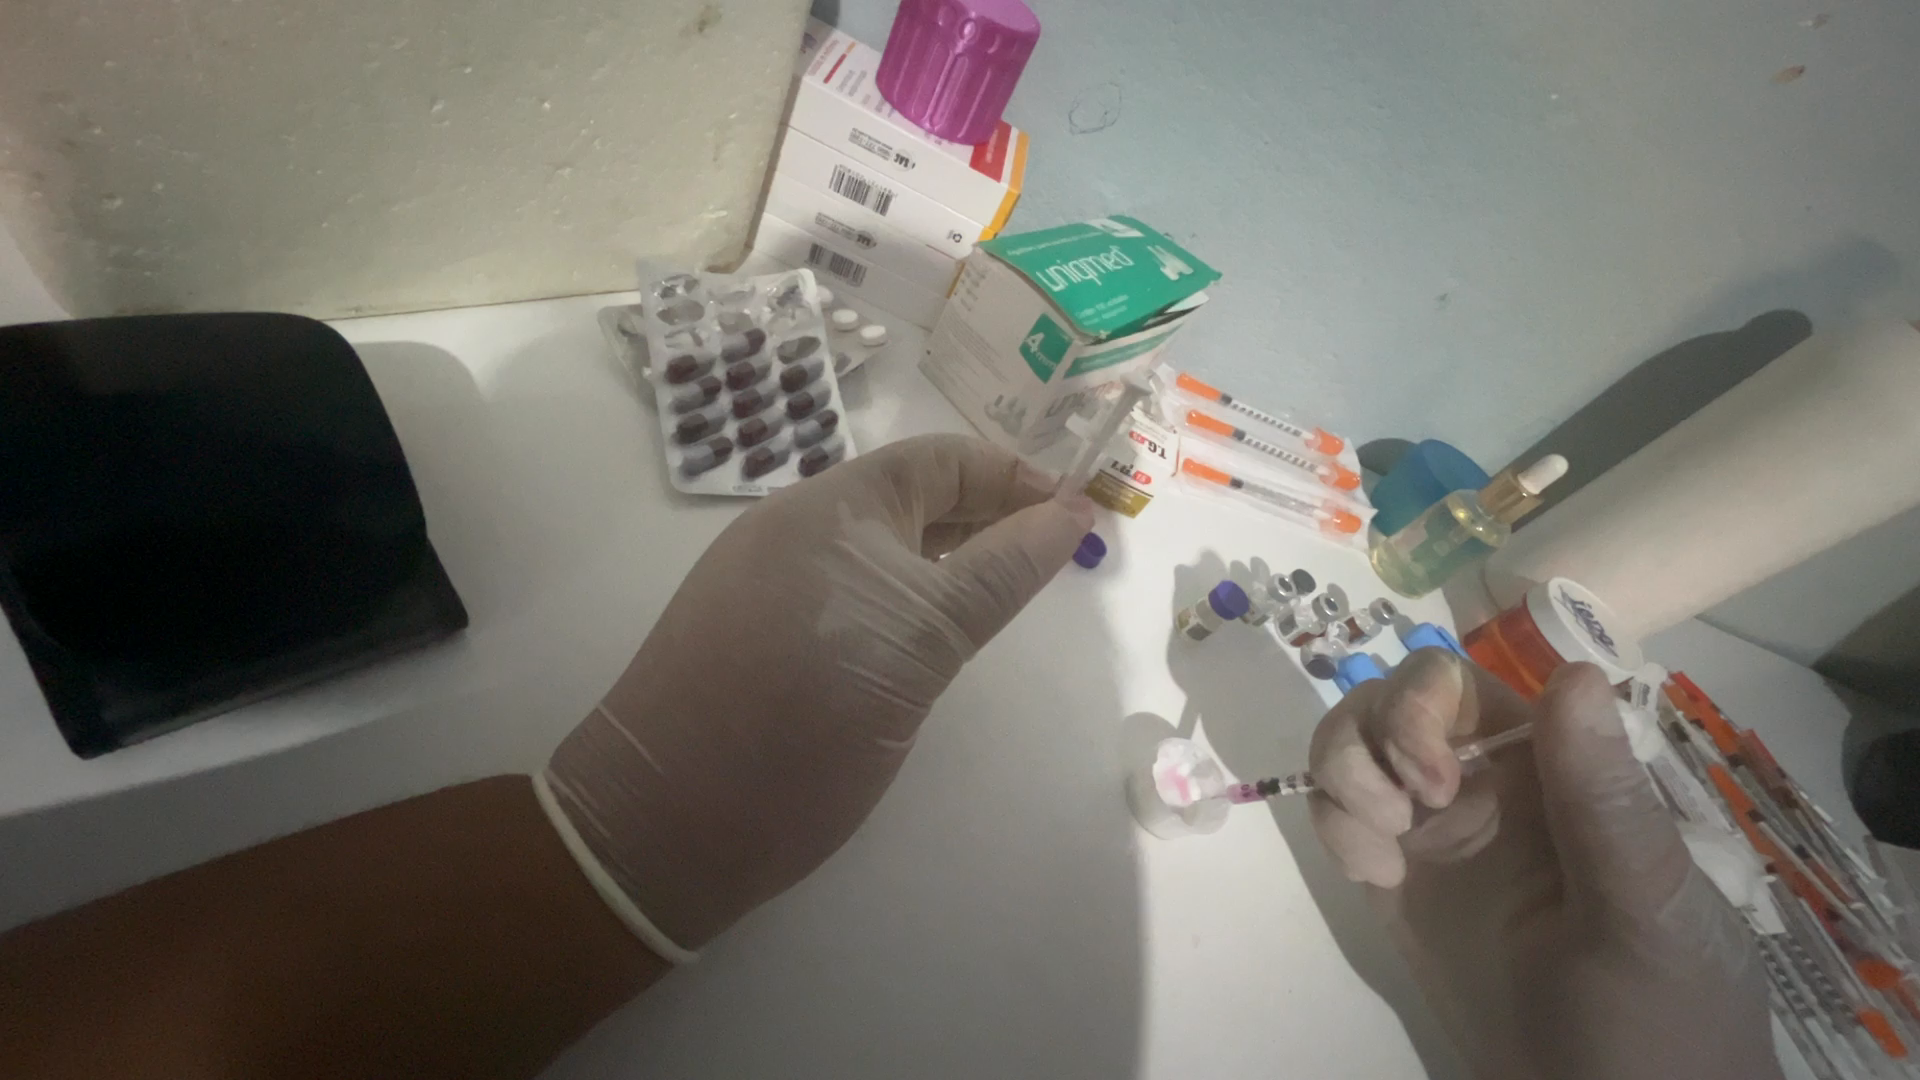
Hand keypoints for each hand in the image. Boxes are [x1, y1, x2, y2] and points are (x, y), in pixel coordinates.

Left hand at [540, 435, 1092, 953]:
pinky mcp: (767, 627)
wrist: (665, 826)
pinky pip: (855, 589)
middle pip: (914, 498)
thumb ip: (1000, 572)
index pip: (942, 461)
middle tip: (1058, 551)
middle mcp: (800, 527)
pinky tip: (936, 627)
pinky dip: (908, 594)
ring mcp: (777, 577)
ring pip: (884, 547)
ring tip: (1012, 583)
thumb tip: (1072, 513)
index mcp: (832, 508)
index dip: (1014, 478)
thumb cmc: (802, 725)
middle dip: (990, 514)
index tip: (1078, 514)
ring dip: (952, 556)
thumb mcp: (919, 642)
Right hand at [1308, 652, 1782, 1079]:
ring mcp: (1422, 820)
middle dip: (1367, 743)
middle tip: (1395, 817)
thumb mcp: (1645, 911)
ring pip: (1345, 744)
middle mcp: (1474, 777)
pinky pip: (1331, 807)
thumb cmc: (1651, 1017)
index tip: (1429, 779)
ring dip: (1342, 780)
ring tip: (1382, 852)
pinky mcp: (1383, 861)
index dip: (1419, 705)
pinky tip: (1376, 878)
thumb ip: (1604, 798)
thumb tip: (1575, 673)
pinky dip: (1335, 829)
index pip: (1454, 683)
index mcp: (1544, 767)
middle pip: (1382, 701)